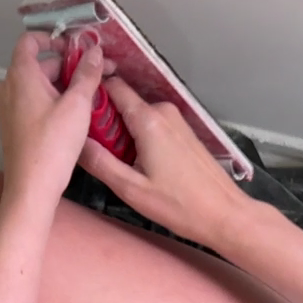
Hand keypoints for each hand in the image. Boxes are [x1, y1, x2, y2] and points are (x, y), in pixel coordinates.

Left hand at [0, 32, 102, 210]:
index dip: (53, 38)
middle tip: (99, 74)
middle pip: (39, 63)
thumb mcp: (76, 105)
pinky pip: (35, 100)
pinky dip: (54, 98)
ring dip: (65, 84)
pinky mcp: (14, 123)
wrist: (31, 188)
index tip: (76, 47)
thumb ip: (86, 74)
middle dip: (69, 65)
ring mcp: (10, 105)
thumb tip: (95, 50)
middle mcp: (10, 85)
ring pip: (39, 83)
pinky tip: (77, 112)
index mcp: (20, 74)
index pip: (30, 40)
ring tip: (94, 94)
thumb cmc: (53, 143)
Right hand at [77, 77, 255, 246]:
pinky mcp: (183, 130)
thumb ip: (99, 162)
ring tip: (120, 162)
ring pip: (136, 115)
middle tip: (98, 151)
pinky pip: (151, 123)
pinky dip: (140, 137)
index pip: (112, 86)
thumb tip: (75, 142)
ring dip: (123, 132)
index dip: (93, 95)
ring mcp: (175, 119)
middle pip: (122, 103)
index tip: (78, 113)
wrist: (227, 215)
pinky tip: (141, 164)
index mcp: (148, 119)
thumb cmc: (179, 205)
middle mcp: (162, 110)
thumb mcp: (131, 189)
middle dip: (106, 122)